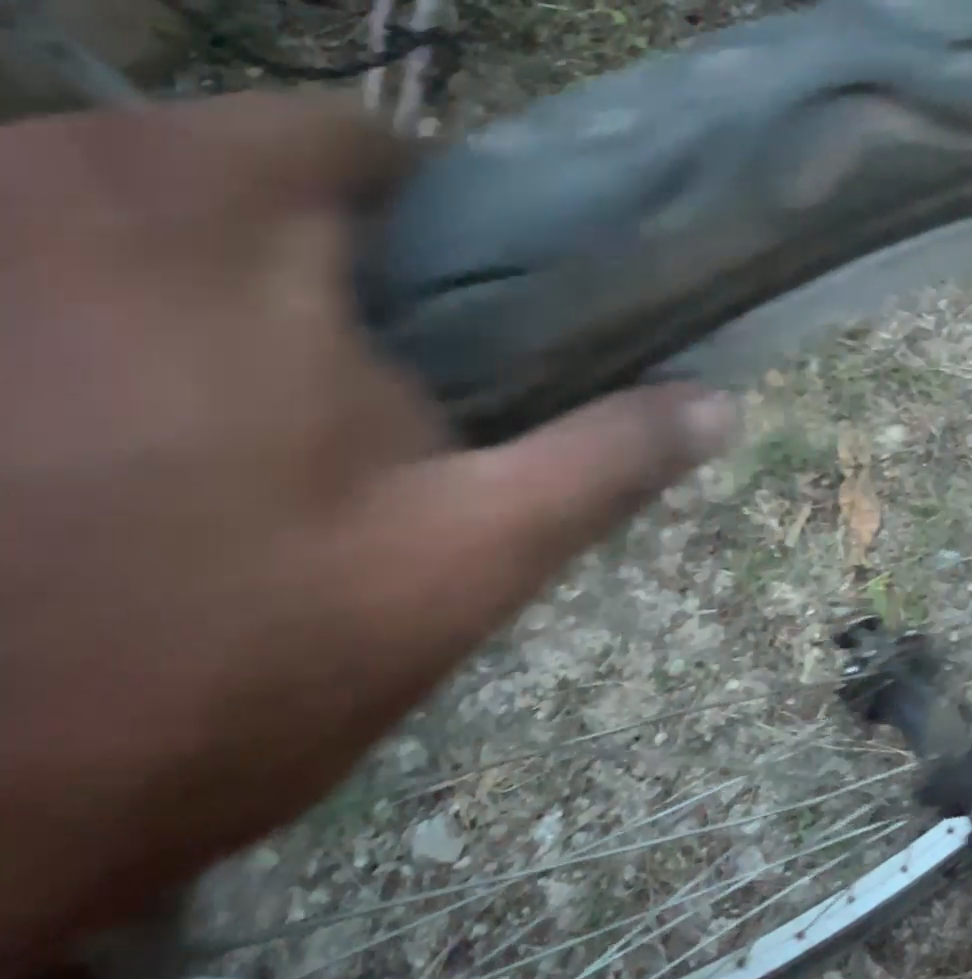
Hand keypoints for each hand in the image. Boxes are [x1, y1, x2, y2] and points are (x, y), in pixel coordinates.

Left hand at [0, 93, 736, 978]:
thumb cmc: (249, 657)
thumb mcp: (470, 556)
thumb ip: (600, 460)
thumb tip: (719, 407)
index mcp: (206, 212)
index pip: (364, 143)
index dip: (444, 232)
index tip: (477, 330)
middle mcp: (43, 188)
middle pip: (261, 188)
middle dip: (342, 283)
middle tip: (393, 408)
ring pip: (163, 243)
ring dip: (245, 316)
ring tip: (291, 441)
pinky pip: (71, 295)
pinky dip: (146, 347)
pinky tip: (174, 456)